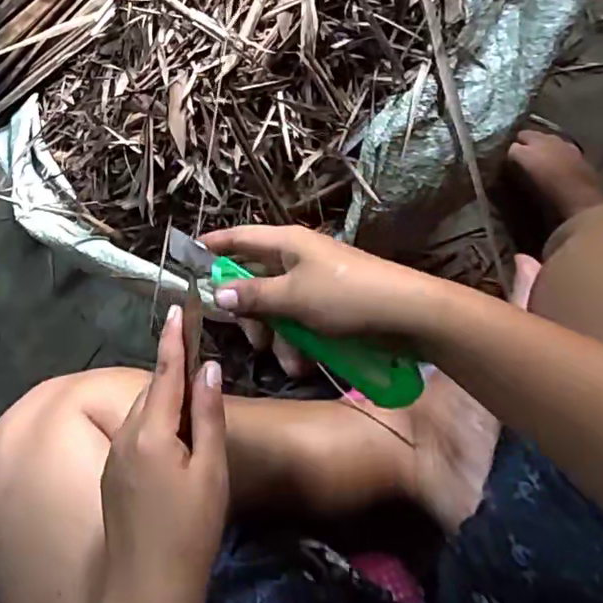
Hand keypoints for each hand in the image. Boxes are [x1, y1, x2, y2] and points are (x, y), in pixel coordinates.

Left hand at [83, 306, 227, 602]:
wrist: (148, 592)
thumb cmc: (191, 531)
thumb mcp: (211, 472)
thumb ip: (207, 416)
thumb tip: (208, 367)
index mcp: (149, 430)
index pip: (164, 372)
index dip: (172, 338)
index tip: (176, 307)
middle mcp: (123, 435)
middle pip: (152, 392)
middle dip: (172, 374)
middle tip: (199, 365)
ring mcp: (113, 457)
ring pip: (141, 414)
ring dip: (163, 402)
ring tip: (192, 408)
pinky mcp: (111, 477)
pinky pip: (133, 435)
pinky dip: (153, 427)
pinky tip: (172, 447)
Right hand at [200, 224, 438, 338]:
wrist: (412, 316)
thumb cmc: (347, 296)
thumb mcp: (293, 298)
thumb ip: (253, 295)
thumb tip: (218, 293)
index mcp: (286, 243)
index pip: (239, 238)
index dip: (214, 246)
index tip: (190, 256)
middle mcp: (296, 259)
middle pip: (254, 281)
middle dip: (252, 314)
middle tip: (253, 337)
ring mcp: (314, 284)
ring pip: (277, 309)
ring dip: (279, 337)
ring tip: (290, 361)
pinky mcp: (330, 308)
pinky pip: (300, 323)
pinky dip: (299, 343)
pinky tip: (305, 364)